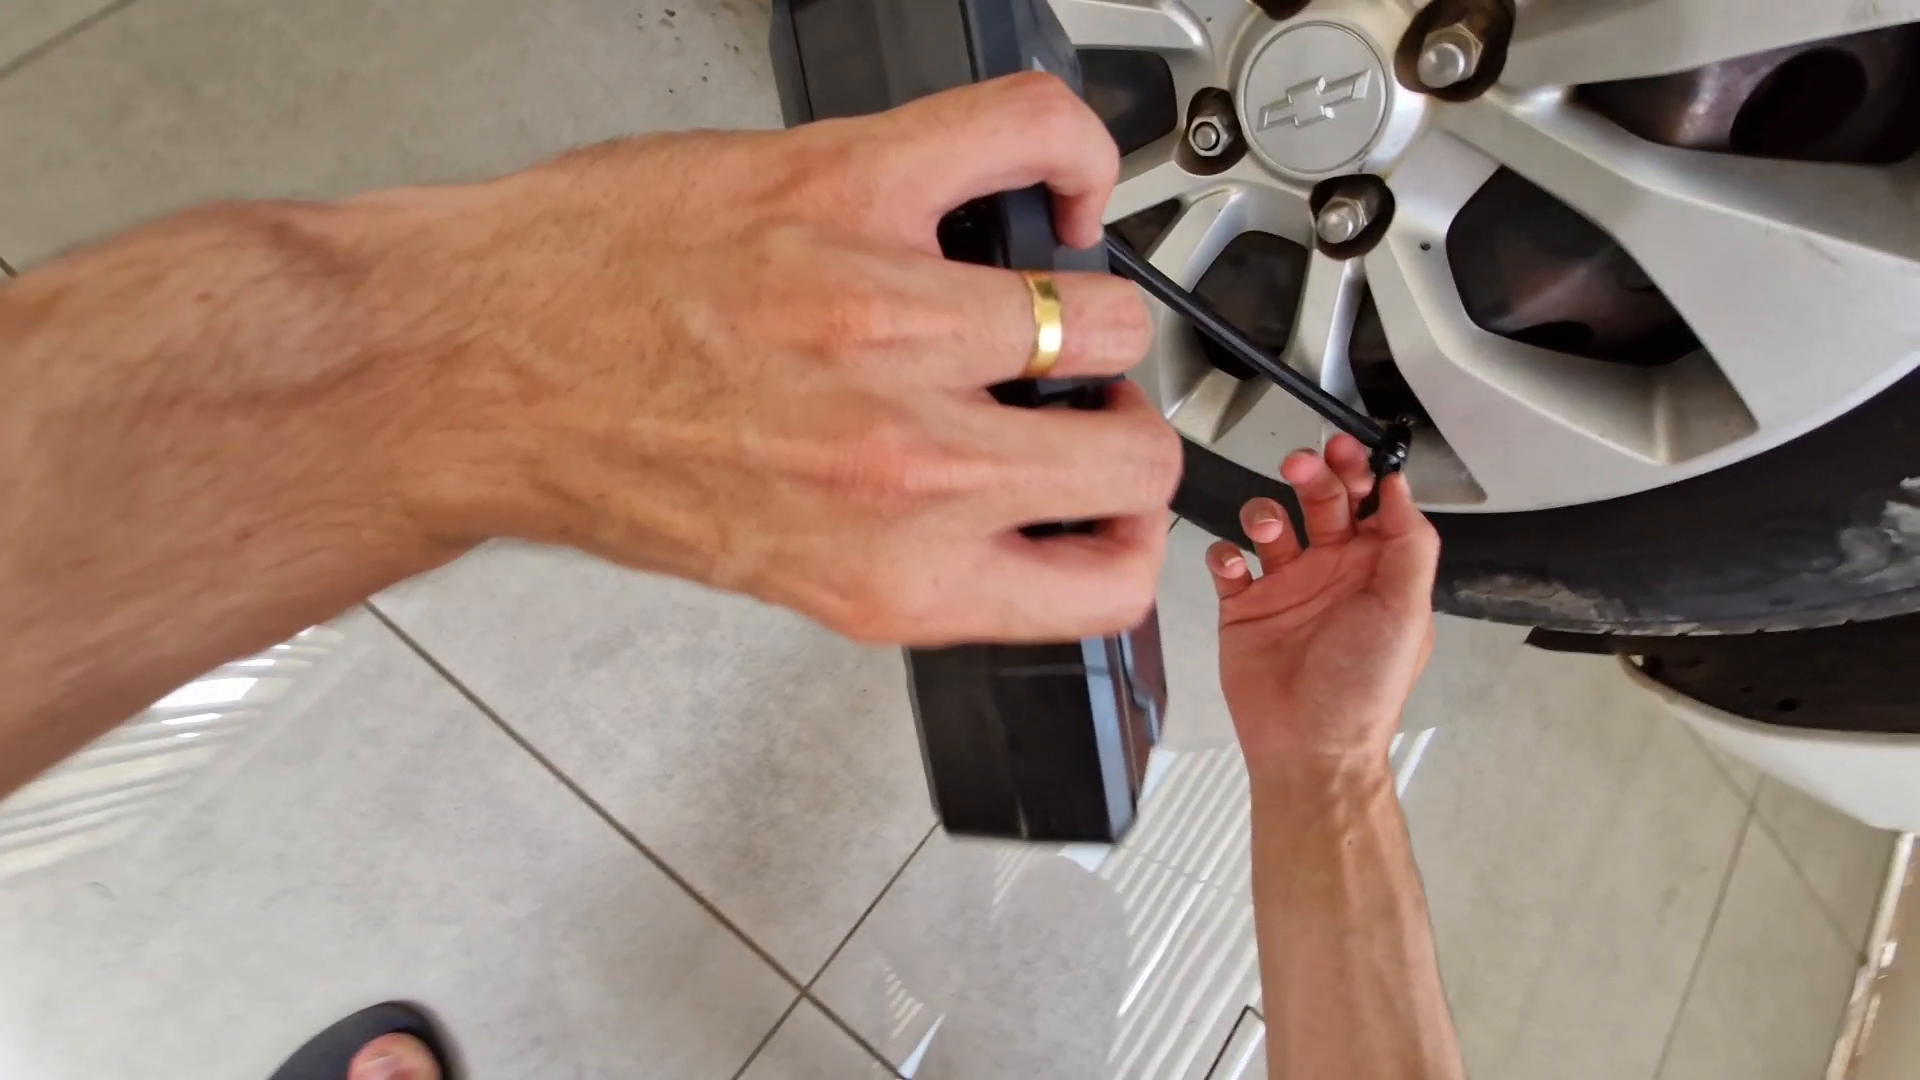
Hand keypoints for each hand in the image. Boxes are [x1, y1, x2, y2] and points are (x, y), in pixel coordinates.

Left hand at [370, 73, 1176, 645]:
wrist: (479, 378)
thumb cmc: (620, 474)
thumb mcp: (799, 575)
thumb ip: (935, 563)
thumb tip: (1024, 525)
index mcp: (902, 571)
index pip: (1109, 588)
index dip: (1131, 544)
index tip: (1112, 508)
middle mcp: (910, 463)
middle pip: (1138, 453)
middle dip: (1124, 430)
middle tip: (1080, 407)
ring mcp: (890, 323)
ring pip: (1107, 310)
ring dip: (1093, 314)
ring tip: (1039, 306)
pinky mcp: (846, 194)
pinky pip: (1031, 138)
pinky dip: (1070, 157)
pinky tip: (1042, 191)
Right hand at [1206, 436, 1440, 771]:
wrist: (1307, 743)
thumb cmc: (1362, 686)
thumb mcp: (1405, 611)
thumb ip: (1408, 544)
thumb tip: (1399, 486)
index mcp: (1374, 570)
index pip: (1369, 504)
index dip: (1359, 471)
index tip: (1346, 448)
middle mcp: (1329, 571)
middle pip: (1318, 504)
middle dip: (1311, 478)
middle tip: (1300, 466)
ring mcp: (1283, 586)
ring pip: (1269, 525)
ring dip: (1266, 514)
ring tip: (1269, 532)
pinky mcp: (1243, 605)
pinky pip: (1228, 563)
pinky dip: (1225, 555)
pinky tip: (1234, 566)